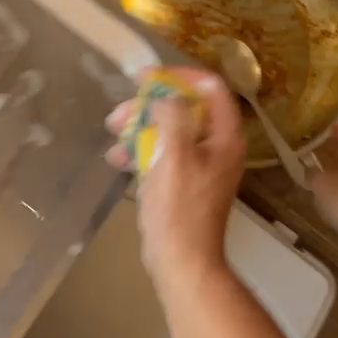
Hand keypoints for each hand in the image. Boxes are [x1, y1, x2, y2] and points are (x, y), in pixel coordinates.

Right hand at [104, 67, 244, 284]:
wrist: (181, 261)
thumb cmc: (179, 210)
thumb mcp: (174, 158)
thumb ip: (173, 118)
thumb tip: (166, 97)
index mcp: (224, 138)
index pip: (210, 88)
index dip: (180, 76)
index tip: (146, 77)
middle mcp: (216, 147)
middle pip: (185, 109)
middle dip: (151, 106)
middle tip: (121, 112)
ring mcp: (199, 166)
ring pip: (169, 132)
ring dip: (140, 128)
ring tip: (113, 133)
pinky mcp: (182, 184)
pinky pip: (163, 155)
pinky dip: (141, 152)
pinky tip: (117, 159)